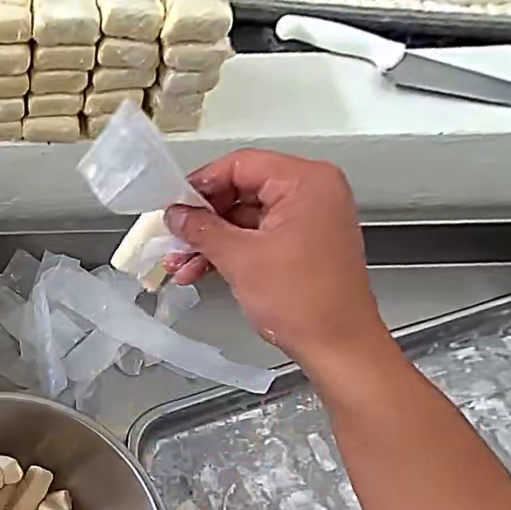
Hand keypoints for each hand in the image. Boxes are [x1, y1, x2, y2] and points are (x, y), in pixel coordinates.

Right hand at [164, 150, 393, 368]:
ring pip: (244, 218)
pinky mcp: (301, 244)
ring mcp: (307, 220)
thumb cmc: (306, 301)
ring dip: (210, 240)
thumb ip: (203, 229)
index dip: (202, 184)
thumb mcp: (241, 259)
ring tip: (180, 262)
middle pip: (241, 190)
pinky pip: (256, 237)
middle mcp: (311, 194)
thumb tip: (177, 214)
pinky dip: (229, 251)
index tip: (175, 205)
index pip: (241, 165)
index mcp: (306, 182)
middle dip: (203, 219)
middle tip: (175, 237)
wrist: (336, 344)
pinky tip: (201, 269)